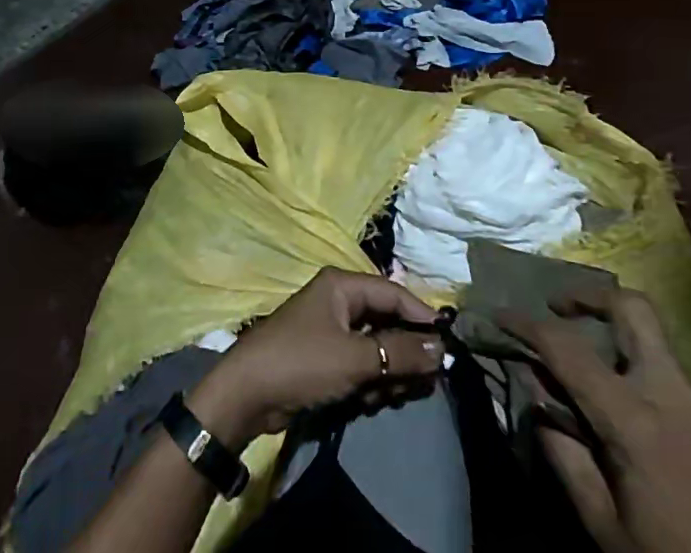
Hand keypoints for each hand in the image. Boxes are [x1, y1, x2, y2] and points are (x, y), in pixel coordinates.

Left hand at [186, 267, 442, 447]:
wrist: (244, 397)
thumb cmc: (301, 363)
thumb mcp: (356, 359)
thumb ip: (401, 353)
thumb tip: (443, 349)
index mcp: (343, 286)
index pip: (394, 294)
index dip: (422, 317)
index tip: (447, 344)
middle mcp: (338, 302)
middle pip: (387, 322)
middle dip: (403, 354)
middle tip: (418, 383)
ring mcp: (330, 331)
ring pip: (376, 347)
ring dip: (387, 374)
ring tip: (385, 397)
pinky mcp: (324, 358)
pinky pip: (360, 364)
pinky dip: (369, 382)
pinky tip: (368, 404)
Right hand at [504, 288, 690, 552]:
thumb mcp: (606, 528)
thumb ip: (567, 458)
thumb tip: (538, 404)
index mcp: (637, 420)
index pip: (568, 350)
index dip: (527, 325)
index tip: (501, 312)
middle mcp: (678, 394)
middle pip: (634, 308)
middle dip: (591, 295)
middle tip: (560, 307)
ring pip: (663, 347)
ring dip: (625, 344)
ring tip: (599, 376)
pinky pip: (689, 389)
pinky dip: (656, 387)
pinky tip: (652, 432)